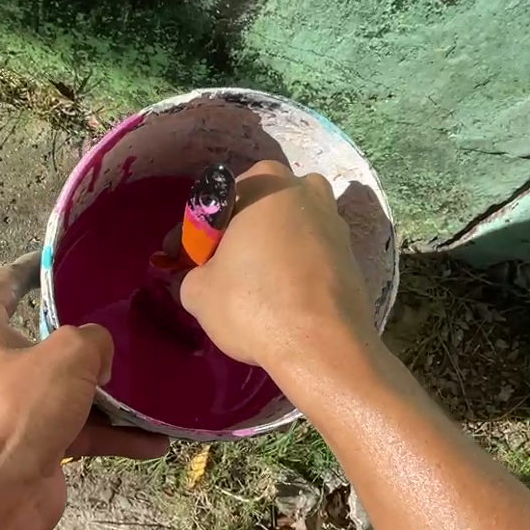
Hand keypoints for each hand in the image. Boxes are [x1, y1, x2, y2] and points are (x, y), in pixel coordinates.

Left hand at [0, 252, 167, 529]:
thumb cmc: (19, 407)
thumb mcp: (67, 354)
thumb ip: (94, 339)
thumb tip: (100, 358)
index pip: (6, 281)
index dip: (38, 265)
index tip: (73, 256)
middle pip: (47, 338)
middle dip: (89, 334)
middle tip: (132, 318)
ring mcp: (14, 406)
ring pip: (70, 388)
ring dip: (112, 393)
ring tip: (155, 382)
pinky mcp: (36, 443)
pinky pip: (81, 430)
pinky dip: (114, 435)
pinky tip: (155, 439)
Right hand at [179, 160, 374, 377]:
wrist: (321, 345)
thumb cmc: (252, 304)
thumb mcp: (197, 292)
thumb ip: (188, 274)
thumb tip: (192, 276)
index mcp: (264, 183)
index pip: (212, 203)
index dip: (189, 235)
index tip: (180, 259)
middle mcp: (304, 190)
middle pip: (253, 211)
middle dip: (232, 236)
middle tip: (214, 270)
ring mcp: (333, 220)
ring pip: (284, 231)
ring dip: (264, 250)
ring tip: (247, 286)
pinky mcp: (350, 254)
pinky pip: (306, 254)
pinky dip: (289, 268)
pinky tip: (277, 298)